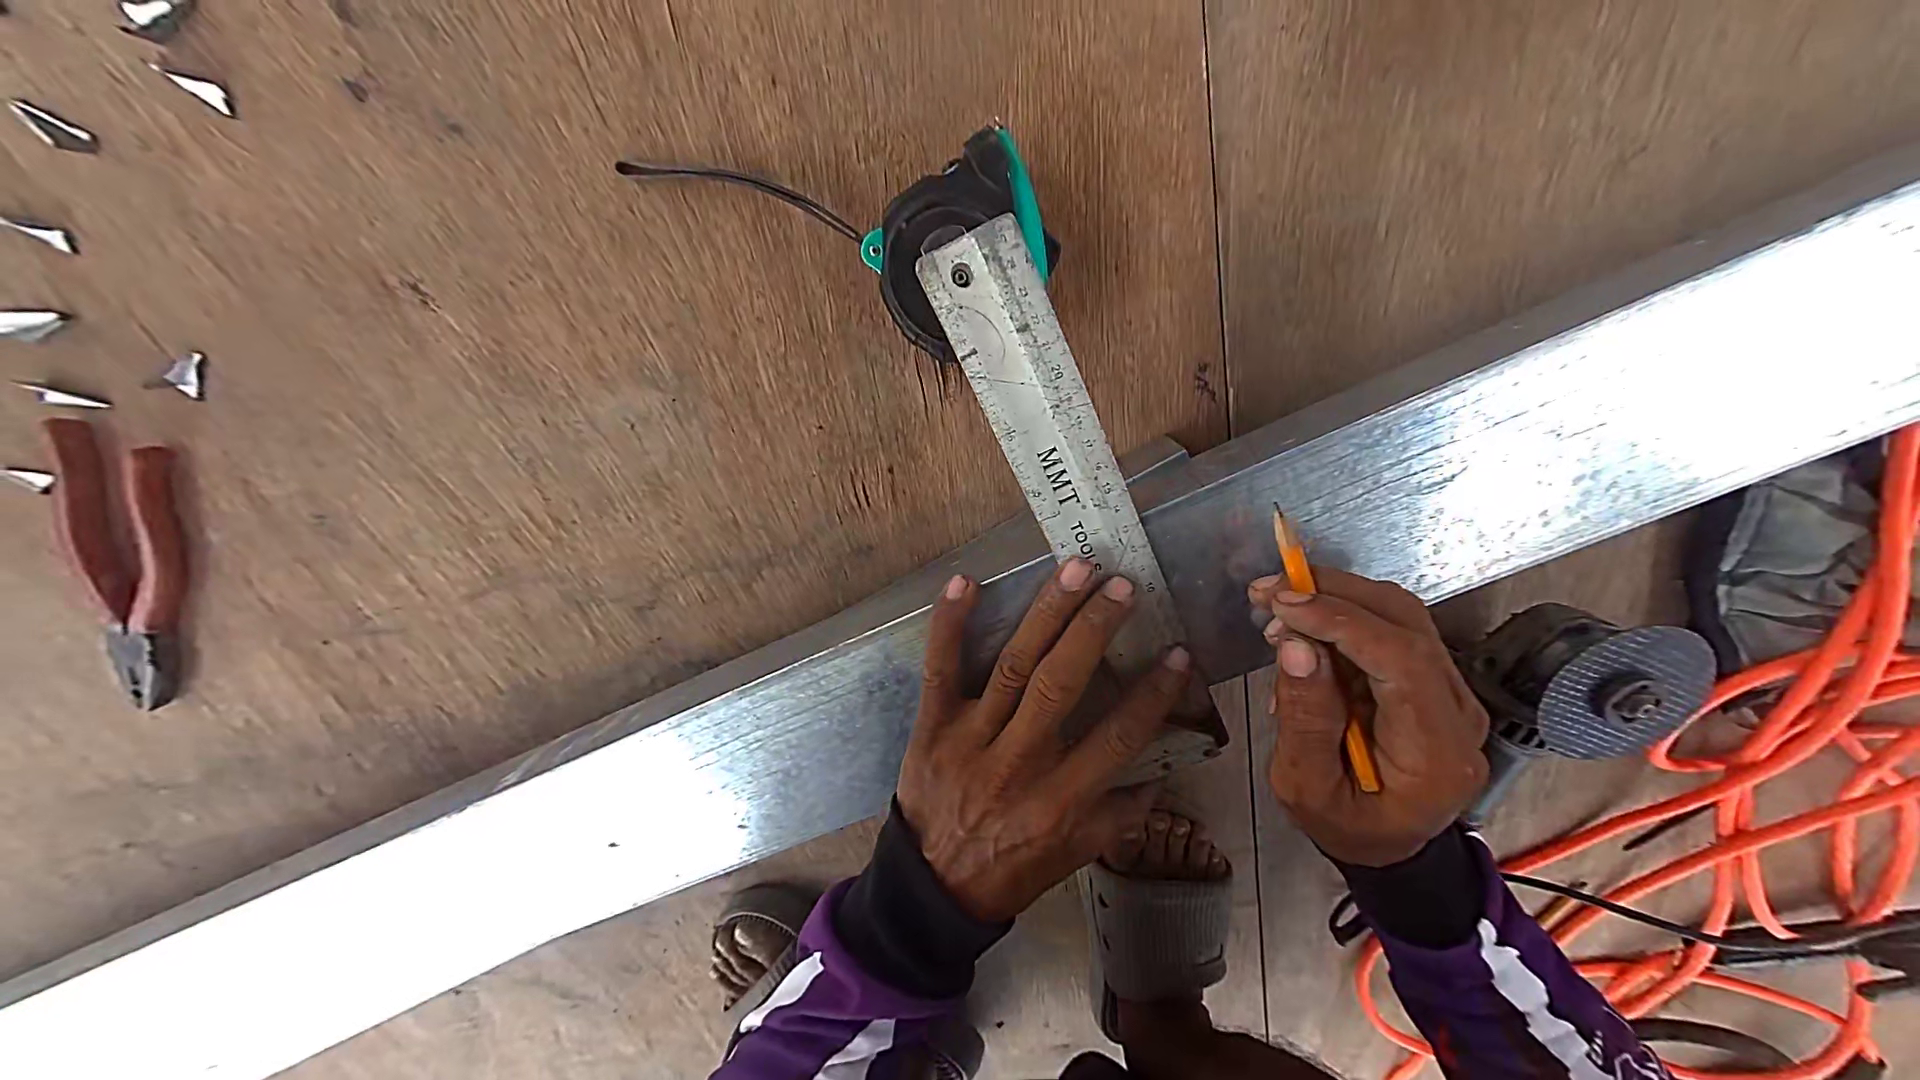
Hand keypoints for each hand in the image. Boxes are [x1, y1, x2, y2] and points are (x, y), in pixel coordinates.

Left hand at [897, 559, 1193, 921]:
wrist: (930, 886)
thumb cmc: (1010, 867)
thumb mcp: (1075, 856)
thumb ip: (1119, 817)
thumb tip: (1160, 773)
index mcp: (1060, 801)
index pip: (1117, 738)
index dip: (1152, 694)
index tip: (1179, 653)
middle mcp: (1017, 762)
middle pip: (1060, 685)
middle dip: (1094, 631)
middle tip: (1123, 586)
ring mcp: (970, 738)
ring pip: (1012, 666)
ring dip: (1045, 614)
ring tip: (1076, 570)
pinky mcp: (932, 724)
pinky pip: (940, 668)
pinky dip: (949, 625)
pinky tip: (966, 582)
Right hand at [1249, 567, 1487, 865]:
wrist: (1388, 846)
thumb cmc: (1346, 826)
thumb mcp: (1307, 787)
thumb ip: (1304, 721)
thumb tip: (1295, 647)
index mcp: (1435, 751)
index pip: (1401, 660)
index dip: (1340, 622)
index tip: (1281, 606)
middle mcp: (1457, 710)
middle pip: (1405, 623)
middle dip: (1332, 595)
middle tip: (1267, 592)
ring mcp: (1449, 691)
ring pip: (1399, 615)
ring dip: (1334, 597)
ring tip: (1275, 604)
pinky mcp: (1428, 679)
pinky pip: (1387, 628)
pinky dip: (1338, 614)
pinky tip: (1298, 624)